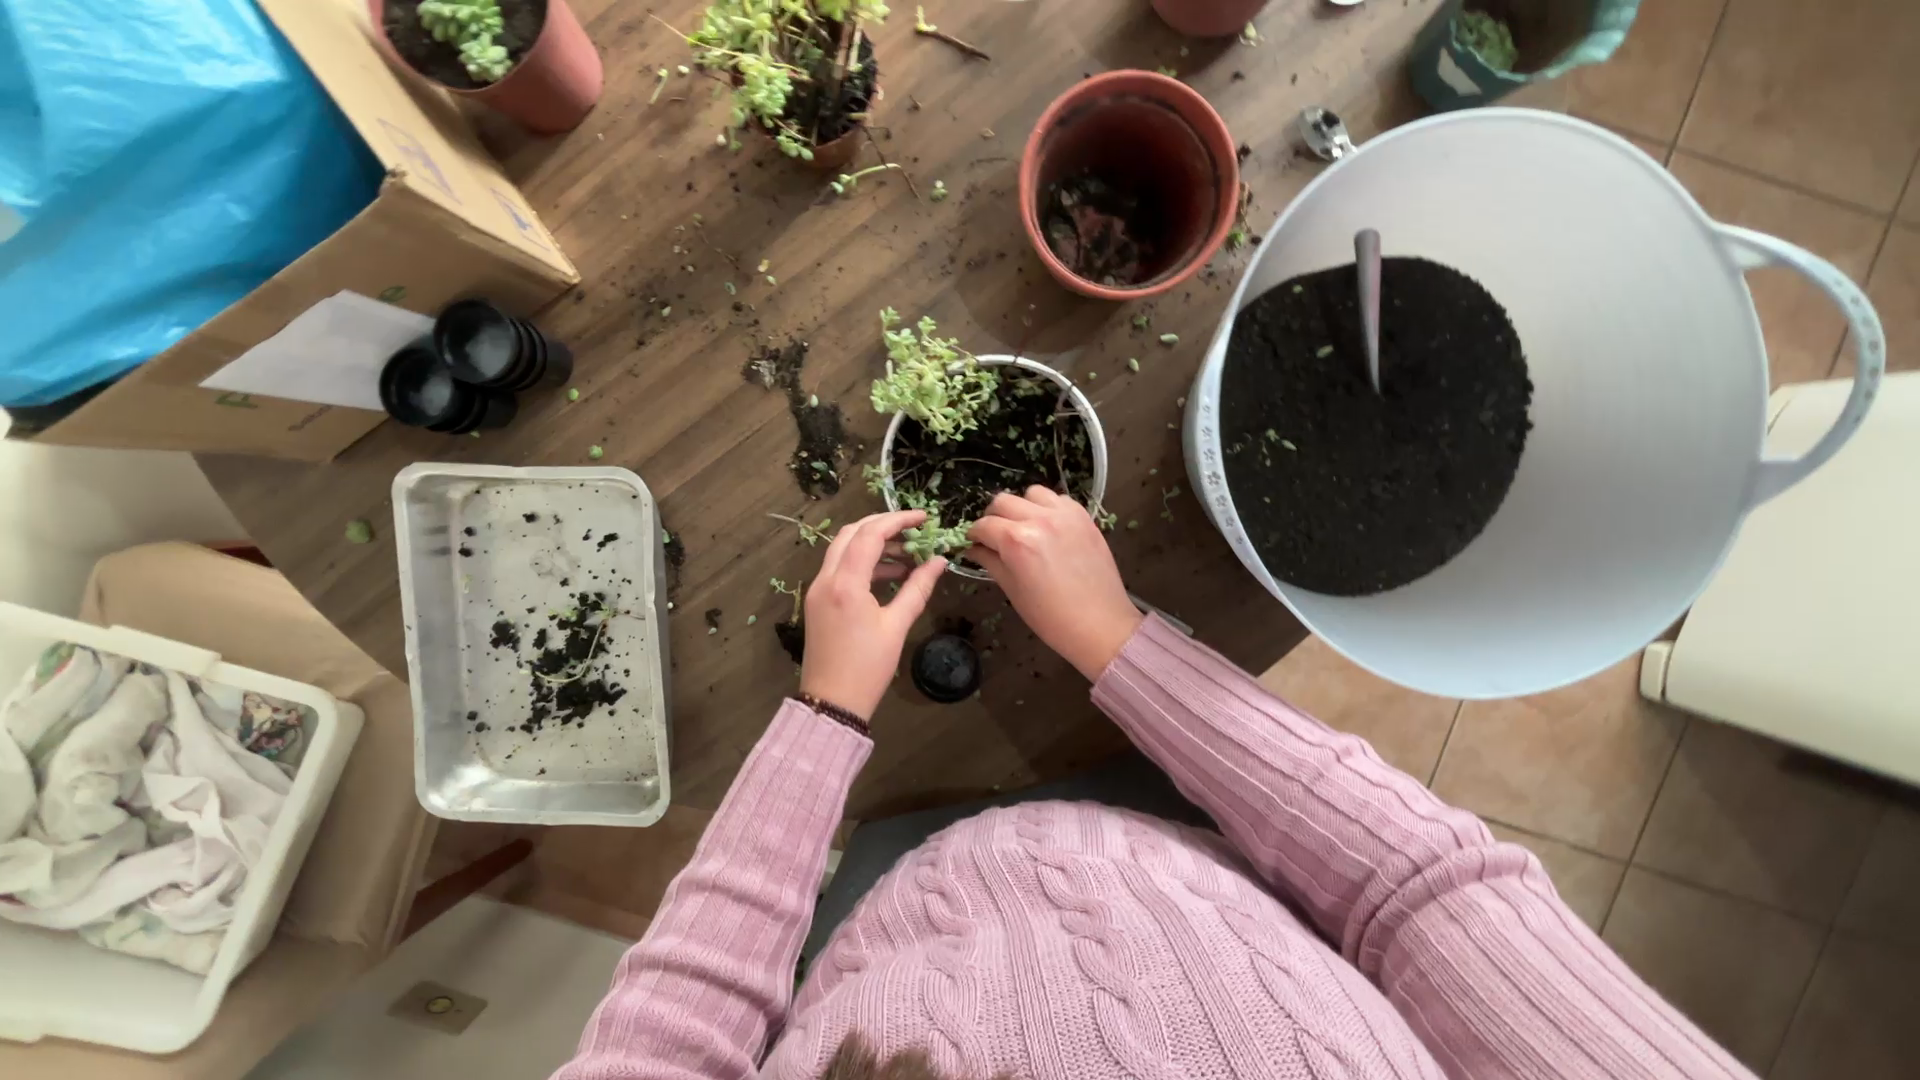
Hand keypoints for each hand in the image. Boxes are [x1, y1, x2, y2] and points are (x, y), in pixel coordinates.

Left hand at [798, 510, 947, 720]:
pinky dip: (863, 563)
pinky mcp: (818, 602)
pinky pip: (840, 569)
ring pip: (843, 550)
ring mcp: (818, 590)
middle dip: (882, 524)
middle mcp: (826, 579)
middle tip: (913, 527)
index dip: (898, 520)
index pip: (870, 534)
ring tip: (908, 553)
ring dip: (873, 544)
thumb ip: (918, 588)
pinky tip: (890, 574)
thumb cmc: (868, 667)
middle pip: (851, 533)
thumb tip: (938, 560)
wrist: (832, 703)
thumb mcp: (897, 626)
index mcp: (845, 583)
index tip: (924, 518)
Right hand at [967, 487, 1143, 679]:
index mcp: (1017, 540)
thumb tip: (974, 548)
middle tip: (995, 536)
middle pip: (1003, 501)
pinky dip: (1048, 508)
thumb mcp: (1012, 590)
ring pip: (1031, 493)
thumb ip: (990, 562)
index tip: (974, 542)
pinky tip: (1049, 528)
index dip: (974, 534)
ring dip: (1022, 507)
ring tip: (1024, 528)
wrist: (1100, 624)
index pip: (984, 525)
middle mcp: (1039, 519)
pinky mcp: (1084, 517)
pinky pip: (1058, 499)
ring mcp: (1064, 515)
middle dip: (993, 517)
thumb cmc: (1051, 617)